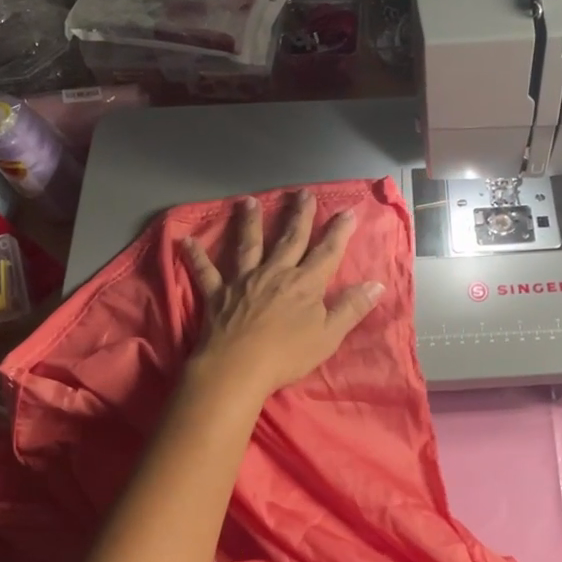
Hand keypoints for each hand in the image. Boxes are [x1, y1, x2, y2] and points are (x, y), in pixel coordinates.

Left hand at [179, 190, 383, 400]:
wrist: (238, 368)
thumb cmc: (288, 355)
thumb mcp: (329, 335)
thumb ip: (351, 308)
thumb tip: (377, 285)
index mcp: (305, 284)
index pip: (327, 252)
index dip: (339, 232)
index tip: (347, 212)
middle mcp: (275, 273)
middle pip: (290, 239)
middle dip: (299, 216)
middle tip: (303, 193)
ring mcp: (244, 280)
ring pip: (249, 245)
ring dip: (250, 222)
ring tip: (249, 202)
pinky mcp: (218, 294)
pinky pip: (206, 271)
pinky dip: (195, 256)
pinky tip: (185, 241)